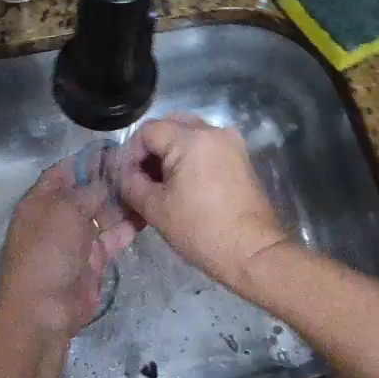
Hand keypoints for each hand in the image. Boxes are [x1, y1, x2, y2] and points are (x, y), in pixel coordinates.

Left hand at [0, 159, 137, 340]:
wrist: (44, 307)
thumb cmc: (48, 250)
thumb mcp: (66, 210)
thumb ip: (88, 192)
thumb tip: (104, 183)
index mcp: (40, 201)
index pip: (63, 172)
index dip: (86, 161)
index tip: (115, 150)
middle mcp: (57, 218)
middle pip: (86, 193)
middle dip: (110, 182)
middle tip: (142, 169)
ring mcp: (75, 241)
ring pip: (102, 216)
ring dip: (122, 204)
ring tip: (149, 188)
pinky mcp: (92, 261)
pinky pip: (111, 238)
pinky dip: (126, 228)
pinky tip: (147, 215)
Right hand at [117, 114, 290, 290]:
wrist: (253, 252)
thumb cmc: (201, 230)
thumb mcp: (155, 209)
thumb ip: (132, 184)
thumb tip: (125, 174)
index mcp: (191, 139)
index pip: (148, 131)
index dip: (131, 153)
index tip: (127, 178)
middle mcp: (214, 131)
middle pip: (170, 125)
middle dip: (151, 149)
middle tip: (142, 177)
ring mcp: (231, 143)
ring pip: (189, 134)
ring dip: (170, 153)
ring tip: (161, 184)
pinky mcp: (241, 158)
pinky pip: (207, 146)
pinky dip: (190, 158)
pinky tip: (183, 185)